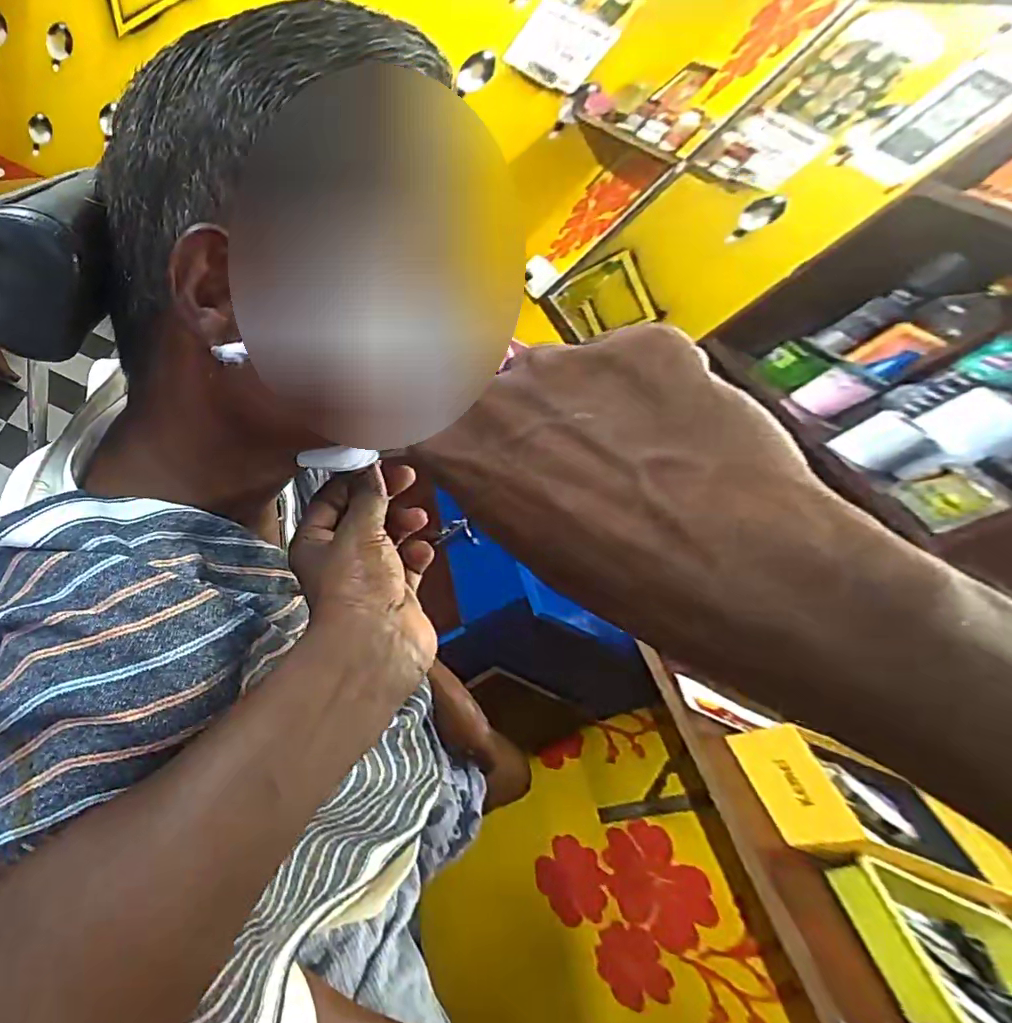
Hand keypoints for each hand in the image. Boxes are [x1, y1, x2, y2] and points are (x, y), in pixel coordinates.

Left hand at [289, 464, 437, 691]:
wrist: (378, 644)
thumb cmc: (357, 586)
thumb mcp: (359, 531)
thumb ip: (367, 499)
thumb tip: (371, 471)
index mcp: (312, 542)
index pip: (329, 500)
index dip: (354, 480)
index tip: (381, 463)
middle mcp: (336, 558)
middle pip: (361, 517)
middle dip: (384, 498)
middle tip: (409, 480)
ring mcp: (366, 577)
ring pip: (386, 539)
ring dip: (403, 524)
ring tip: (418, 519)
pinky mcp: (393, 593)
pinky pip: (406, 564)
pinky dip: (415, 554)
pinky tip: (423, 549)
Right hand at [416, 324, 824, 636]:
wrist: (729, 561)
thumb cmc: (606, 567)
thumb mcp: (505, 524)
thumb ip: (475, 467)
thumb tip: (478, 448)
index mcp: (450, 442)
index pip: (406, 399)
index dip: (413, 402)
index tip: (419, 403)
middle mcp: (495, 390)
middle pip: (483, 381)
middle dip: (503, 406)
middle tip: (543, 442)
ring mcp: (568, 360)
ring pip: (554, 368)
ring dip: (570, 396)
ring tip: (617, 442)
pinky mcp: (642, 343)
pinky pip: (622, 354)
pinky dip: (635, 382)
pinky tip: (661, 424)